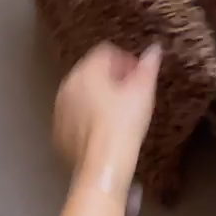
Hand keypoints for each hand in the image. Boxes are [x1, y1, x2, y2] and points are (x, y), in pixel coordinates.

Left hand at [53, 42, 161, 179]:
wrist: (104, 165)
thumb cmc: (123, 126)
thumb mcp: (143, 92)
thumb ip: (149, 66)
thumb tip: (154, 50)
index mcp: (86, 71)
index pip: (105, 52)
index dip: (126, 60)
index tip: (139, 74)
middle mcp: (68, 87)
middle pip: (91, 72)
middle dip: (112, 78)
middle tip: (132, 93)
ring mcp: (61, 111)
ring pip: (82, 95)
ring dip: (99, 98)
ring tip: (120, 113)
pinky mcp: (60, 133)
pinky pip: (75, 117)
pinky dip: (88, 119)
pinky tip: (106, 130)